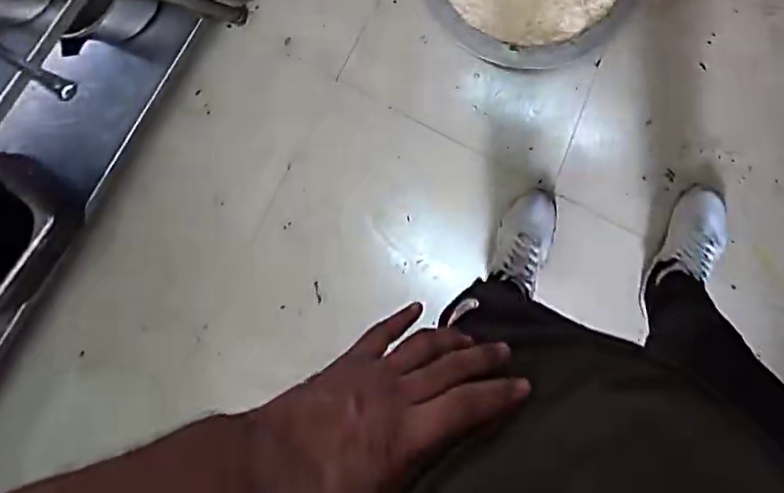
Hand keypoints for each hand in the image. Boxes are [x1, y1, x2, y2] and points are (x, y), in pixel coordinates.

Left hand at [246, 303, 527, 492]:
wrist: (261, 467)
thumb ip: (412, 479)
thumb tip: (435, 474)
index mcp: (405, 434)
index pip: (465, 407)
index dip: (498, 396)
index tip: (522, 386)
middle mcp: (395, 395)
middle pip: (451, 369)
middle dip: (483, 360)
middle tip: (506, 352)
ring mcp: (371, 373)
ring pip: (423, 346)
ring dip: (452, 339)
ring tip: (473, 336)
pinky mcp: (347, 364)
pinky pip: (380, 334)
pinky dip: (400, 319)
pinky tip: (415, 308)